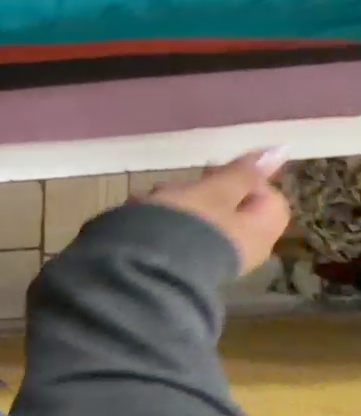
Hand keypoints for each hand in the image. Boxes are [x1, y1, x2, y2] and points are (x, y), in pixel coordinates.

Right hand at [141, 149, 290, 275]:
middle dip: (196, 192)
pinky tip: (133, 217)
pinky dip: (157, 222)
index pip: (265, 197)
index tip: (205, 171)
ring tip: (142, 202)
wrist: (139, 266)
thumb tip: (280, 150)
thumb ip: (242, 173)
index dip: (240, 179)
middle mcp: (239, 247)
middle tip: (167, 186)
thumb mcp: (213, 191)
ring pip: (195, 221)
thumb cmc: (185, 225)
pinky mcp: (175, 262)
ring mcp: (206, 258)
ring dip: (170, 205)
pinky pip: (173, 235)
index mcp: (259, 230)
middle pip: (227, 209)